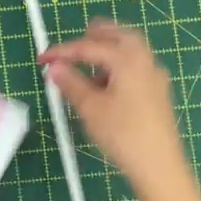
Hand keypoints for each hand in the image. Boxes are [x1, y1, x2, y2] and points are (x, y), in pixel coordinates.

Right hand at [40, 19, 189, 188]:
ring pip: (130, 50)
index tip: (42, 58)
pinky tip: (106, 84)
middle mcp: (145, 60)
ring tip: (86, 66)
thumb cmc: (123, 135)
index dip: (63, 51)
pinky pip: (136, 65)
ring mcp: (155, 75)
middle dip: (93, 36)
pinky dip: (118, 64)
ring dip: (107, 50)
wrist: (159, 164)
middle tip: (71, 47)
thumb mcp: (90, 109)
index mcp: (127, 60)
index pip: (90, 46)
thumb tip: (55, 68)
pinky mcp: (158, 92)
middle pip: (118, 35)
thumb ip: (71, 84)